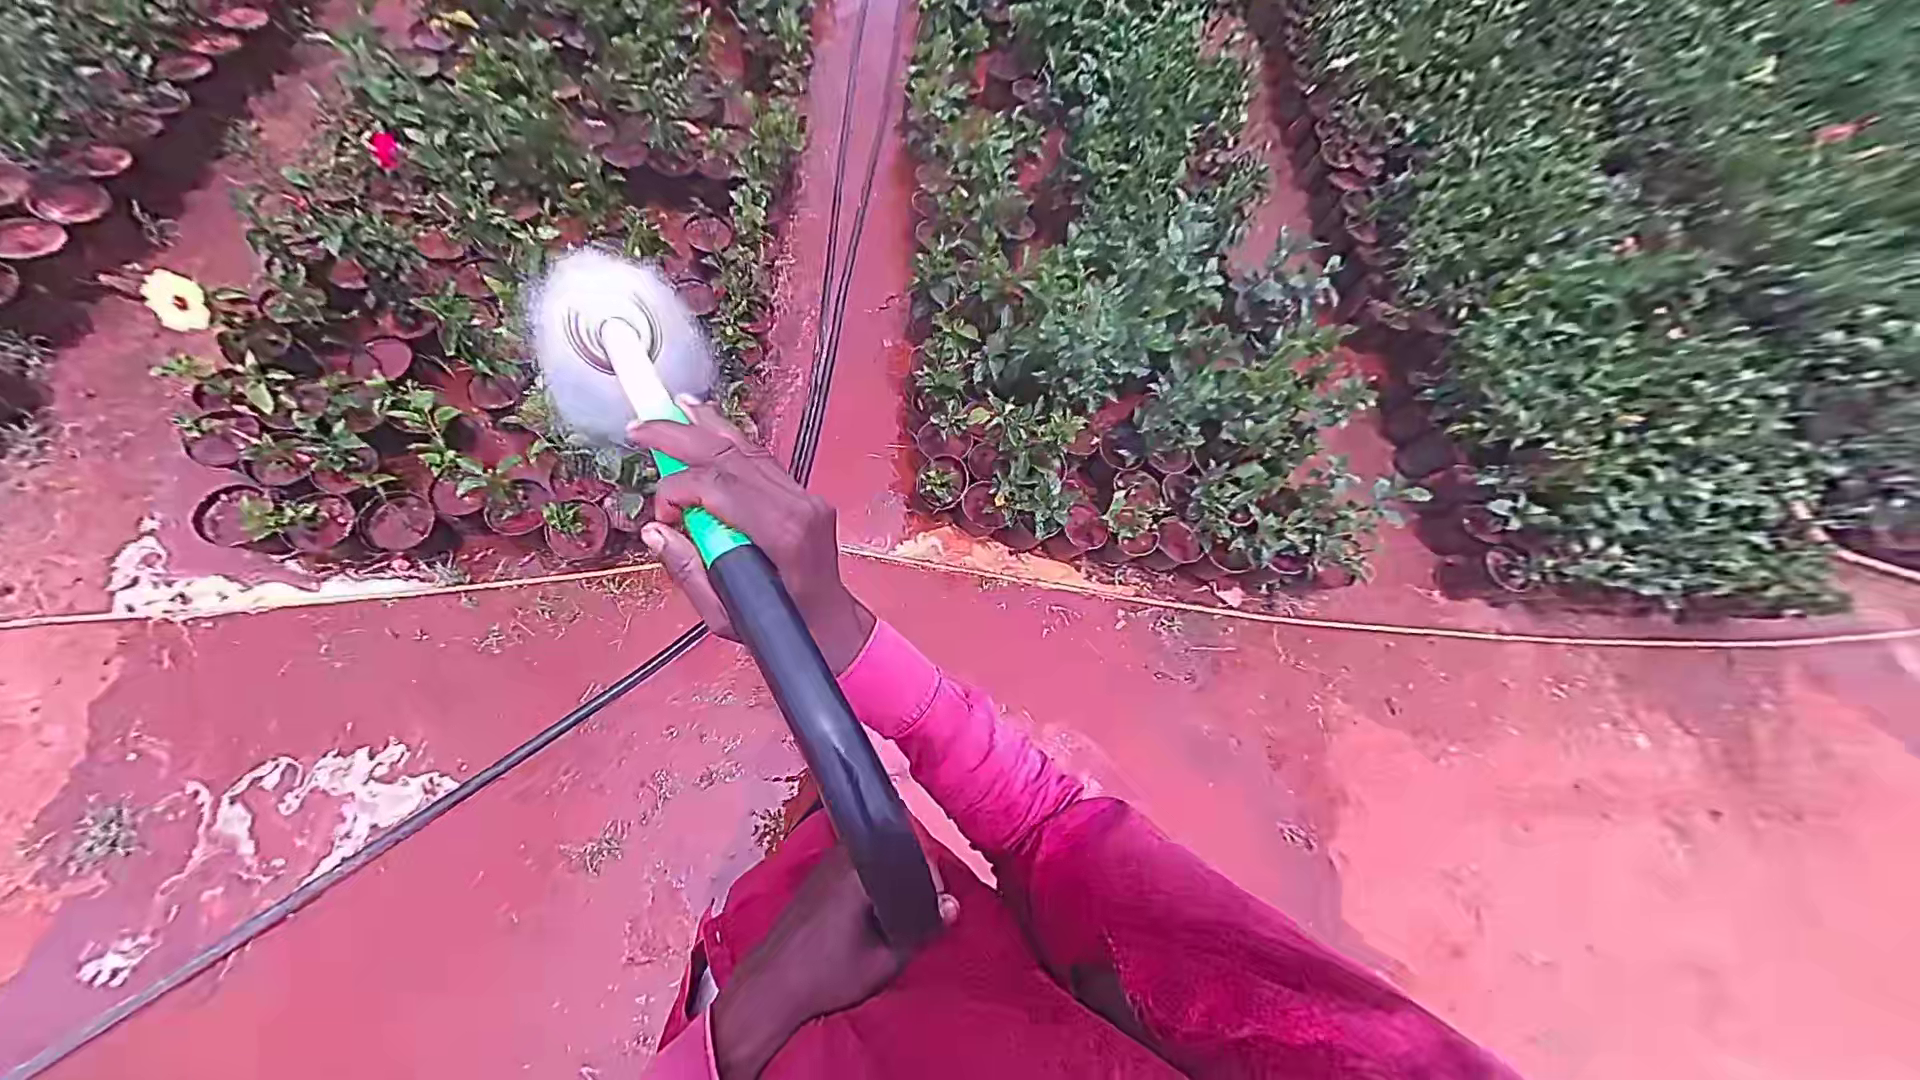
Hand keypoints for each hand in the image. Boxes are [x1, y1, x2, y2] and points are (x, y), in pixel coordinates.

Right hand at [628, 399, 874, 672]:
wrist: (832, 625)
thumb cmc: (785, 627)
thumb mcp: (726, 616)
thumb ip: (689, 572)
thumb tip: (656, 530)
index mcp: (783, 533)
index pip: (718, 486)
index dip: (677, 489)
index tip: (662, 514)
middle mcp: (799, 506)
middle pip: (732, 456)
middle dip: (681, 435)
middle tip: (640, 426)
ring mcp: (807, 499)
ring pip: (751, 451)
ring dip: (708, 427)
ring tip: (674, 408)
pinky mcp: (806, 498)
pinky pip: (764, 462)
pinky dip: (733, 442)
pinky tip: (711, 427)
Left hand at [710, 845, 959, 1078]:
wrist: (771, 986)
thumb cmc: (824, 974)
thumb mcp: (885, 960)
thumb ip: (923, 930)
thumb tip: (951, 907)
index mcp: (862, 866)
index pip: (916, 858)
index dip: (934, 884)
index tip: (938, 909)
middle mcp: (844, 854)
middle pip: (896, 854)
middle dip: (913, 881)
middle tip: (916, 915)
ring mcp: (829, 860)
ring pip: (877, 860)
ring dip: (890, 882)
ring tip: (890, 918)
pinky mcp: (819, 872)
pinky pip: (857, 866)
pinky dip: (870, 885)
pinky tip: (867, 915)